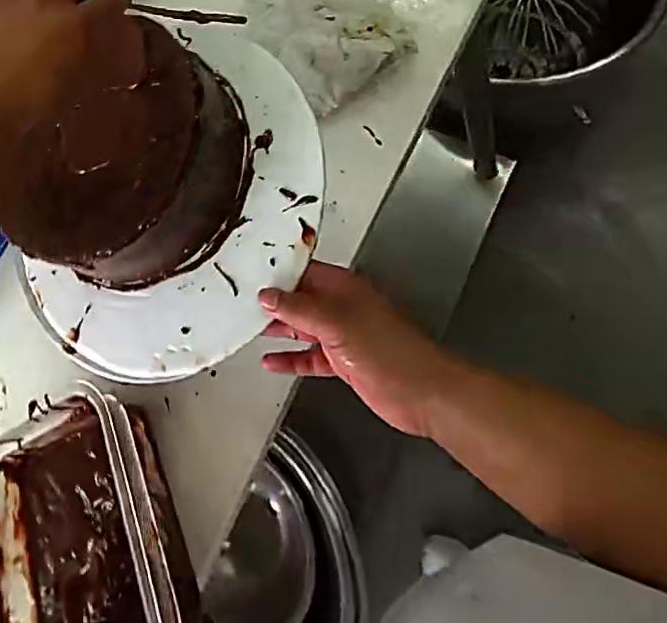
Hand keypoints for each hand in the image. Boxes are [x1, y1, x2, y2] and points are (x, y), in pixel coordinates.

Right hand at [259, 262, 463, 437]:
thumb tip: (267, 296)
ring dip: (276, 329)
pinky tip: (271, 361)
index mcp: (341, 287)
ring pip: (300, 327)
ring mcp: (342, 335)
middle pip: (297, 299)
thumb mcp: (334, 322)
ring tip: (248, 327)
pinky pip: (308, 356)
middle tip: (240, 301)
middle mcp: (340, 307)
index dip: (274, 272)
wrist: (427, 396)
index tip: (247, 275)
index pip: (300, 271)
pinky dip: (290, 357)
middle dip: (270, 301)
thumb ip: (297, 308)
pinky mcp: (343, 361)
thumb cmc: (392, 352)